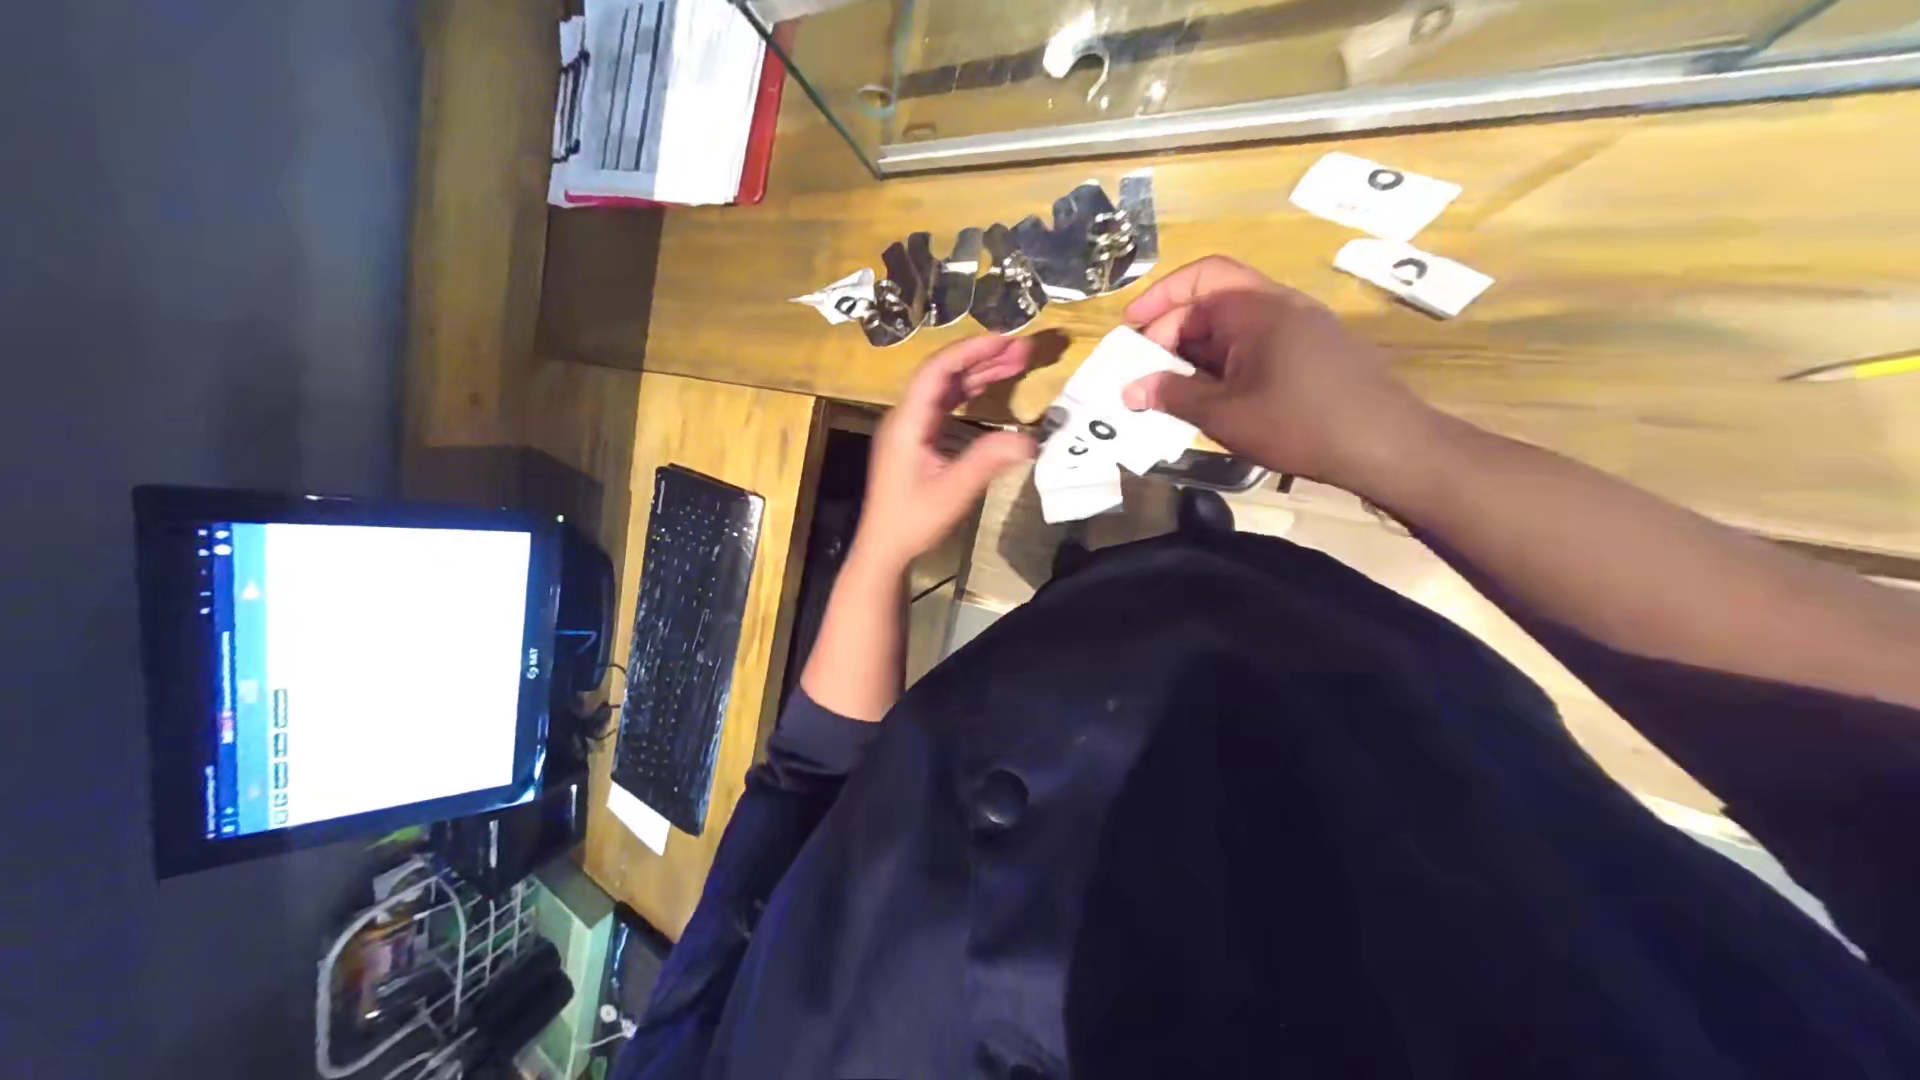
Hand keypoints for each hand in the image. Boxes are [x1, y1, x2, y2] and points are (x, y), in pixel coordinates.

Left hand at [850, 336, 1036, 573]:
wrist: (885, 547)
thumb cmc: (912, 521)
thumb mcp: (953, 492)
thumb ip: (987, 462)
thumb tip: (1030, 440)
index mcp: (907, 422)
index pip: (937, 370)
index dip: (971, 351)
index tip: (1005, 341)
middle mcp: (906, 417)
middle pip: (943, 373)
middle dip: (983, 358)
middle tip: (1023, 350)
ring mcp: (910, 427)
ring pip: (946, 388)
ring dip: (979, 373)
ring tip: (1016, 363)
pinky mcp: (917, 440)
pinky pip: (944, 405)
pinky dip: (969, 393)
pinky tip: (991, 388)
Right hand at [1119, 255, 1437, 487]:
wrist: (1383, 444)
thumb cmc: (1298, 423)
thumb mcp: (1224, 414)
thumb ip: (1173, 395)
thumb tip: (1131, 388)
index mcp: (1256, 308)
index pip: (1196, 285)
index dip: (1157, 306)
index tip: (1129, 337)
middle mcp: (1280, 304)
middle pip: (1214, 296)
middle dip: (1173, 324)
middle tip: (1146, 361)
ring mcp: (1300, 326)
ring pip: (1234, 321)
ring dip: (1197, 346)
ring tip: (1170, 382)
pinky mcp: (1312, 350)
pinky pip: (1255, 341)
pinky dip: (1224, 358)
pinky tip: (1211, 392)